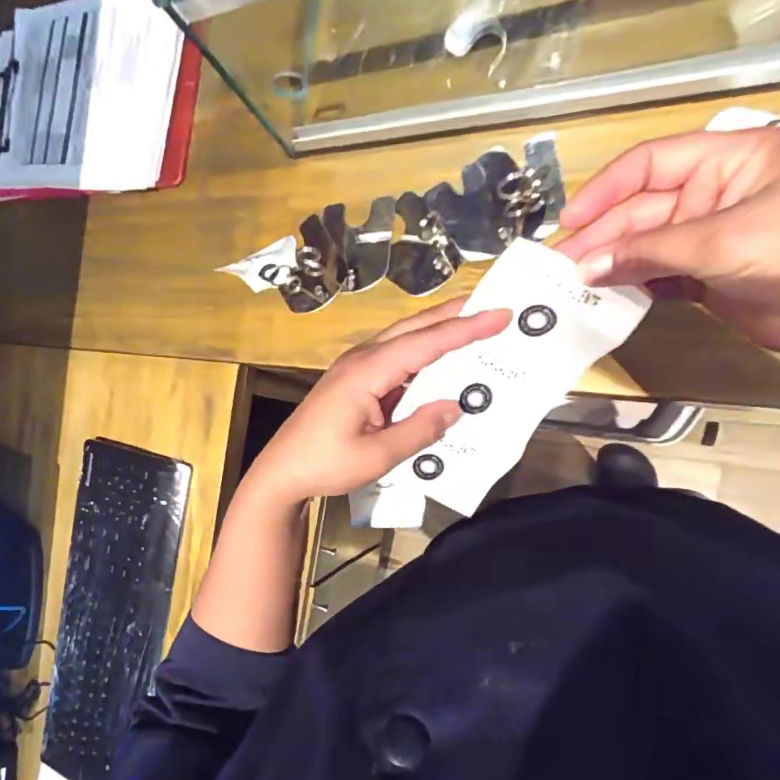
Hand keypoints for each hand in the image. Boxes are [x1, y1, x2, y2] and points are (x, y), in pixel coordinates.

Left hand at [240, 300, 510, 506]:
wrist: (280, 473)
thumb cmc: (324, 465)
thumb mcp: (378, 456)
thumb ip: (419, 430)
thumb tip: (454, 407)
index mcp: (366, 372)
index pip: (425, 343)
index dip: (465, 329)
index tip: (499, 315)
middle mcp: (360, 360)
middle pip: (413, 328)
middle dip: (454, 315)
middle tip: (491, 306)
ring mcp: (353, 368)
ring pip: (402, 339)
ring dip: (436, 332)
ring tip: (472, 327)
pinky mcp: (352, 381)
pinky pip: (393, 358)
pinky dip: (420, 354)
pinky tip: (437, 363)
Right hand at [555, 127, 779, 355]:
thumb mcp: (728, 238)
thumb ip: (652, 251)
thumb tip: (588, 264)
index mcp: (731, 158)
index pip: (650, 163)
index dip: (604, 191)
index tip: (567, 223)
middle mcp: (719, 192)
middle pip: (645, 209)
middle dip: (602, 237)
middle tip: (559, 268)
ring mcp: (719, 237)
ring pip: (651, 247)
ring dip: (615, 265)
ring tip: (573, 287)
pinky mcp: (719, 278)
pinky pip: (666, 278)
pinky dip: (639, 287)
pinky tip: (610, 297)